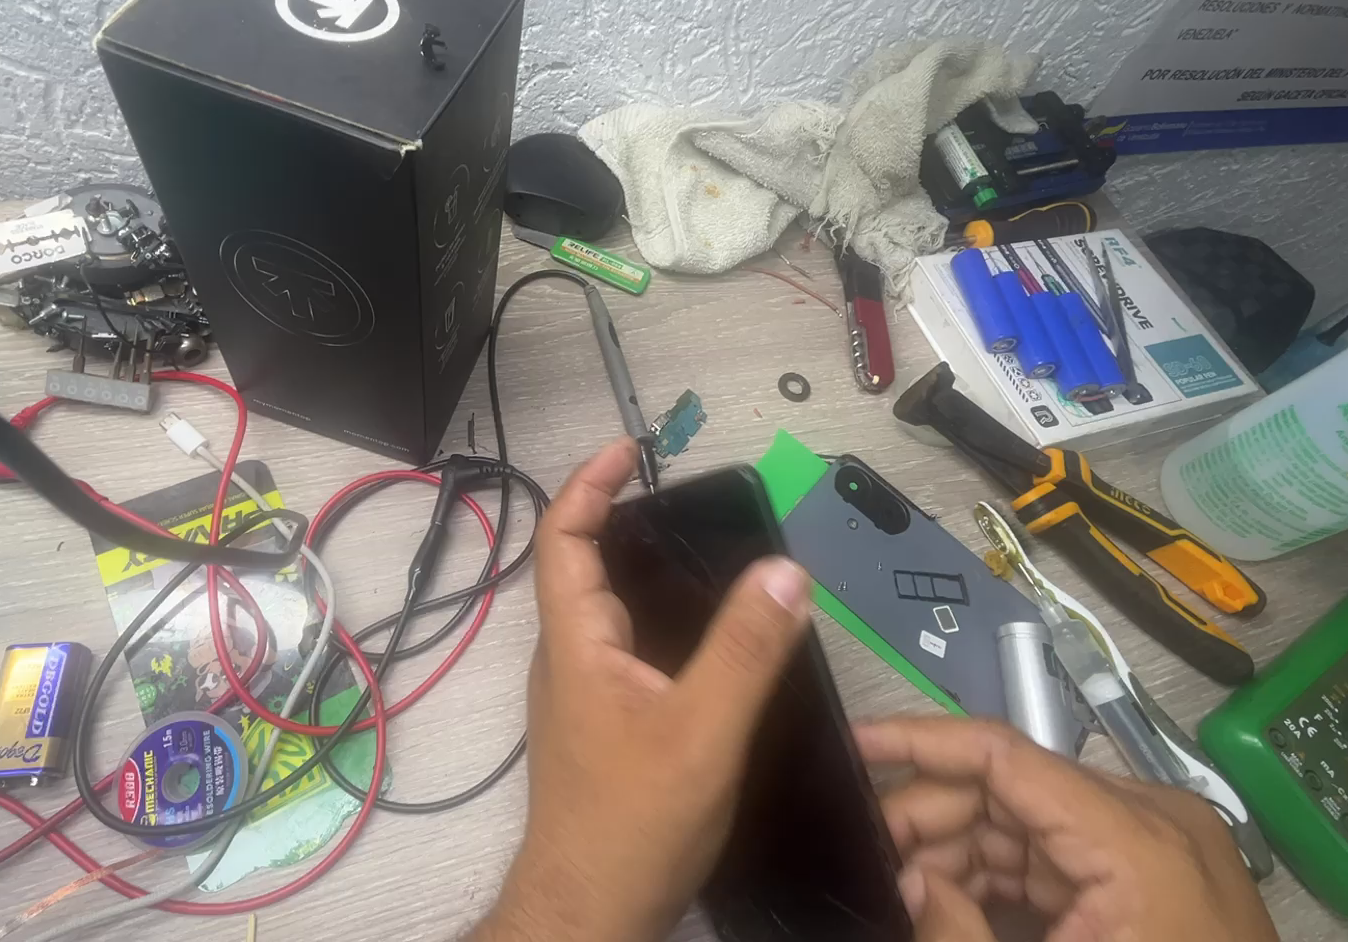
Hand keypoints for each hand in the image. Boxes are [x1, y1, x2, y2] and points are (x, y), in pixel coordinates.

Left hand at [469, 439, 813, 941]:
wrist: (590, 908)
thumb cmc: (632, 820)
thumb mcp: (701, 730)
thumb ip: (745, 651)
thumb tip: (785, 571)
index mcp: (576, 639)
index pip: (563, 537)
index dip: (588, 484)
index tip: (627, 451)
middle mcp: (568, 653)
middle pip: (577, 561)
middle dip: (611, 511)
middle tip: (663, 488)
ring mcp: (579, 685)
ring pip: (598, 600)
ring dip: (629, 557)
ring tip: (685, 540)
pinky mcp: (598, 713)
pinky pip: (617, 636)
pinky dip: (645, 605)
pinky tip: (691, 624)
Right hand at [857, 716, 1277, 941]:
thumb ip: (963, 935)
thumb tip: (909, 880)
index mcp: (1137, 838)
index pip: (1001, 753)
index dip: (916, 739)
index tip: (853, 743)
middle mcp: (1147, 817)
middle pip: (1002, 786)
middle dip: (928, 816)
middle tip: (872, 851)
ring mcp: (1150, 843)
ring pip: (1018, 816)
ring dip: (955, 847)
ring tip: (904, 881)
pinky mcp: (1144, 870)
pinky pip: (1047, 848)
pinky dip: (995, 870)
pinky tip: (951, 894)